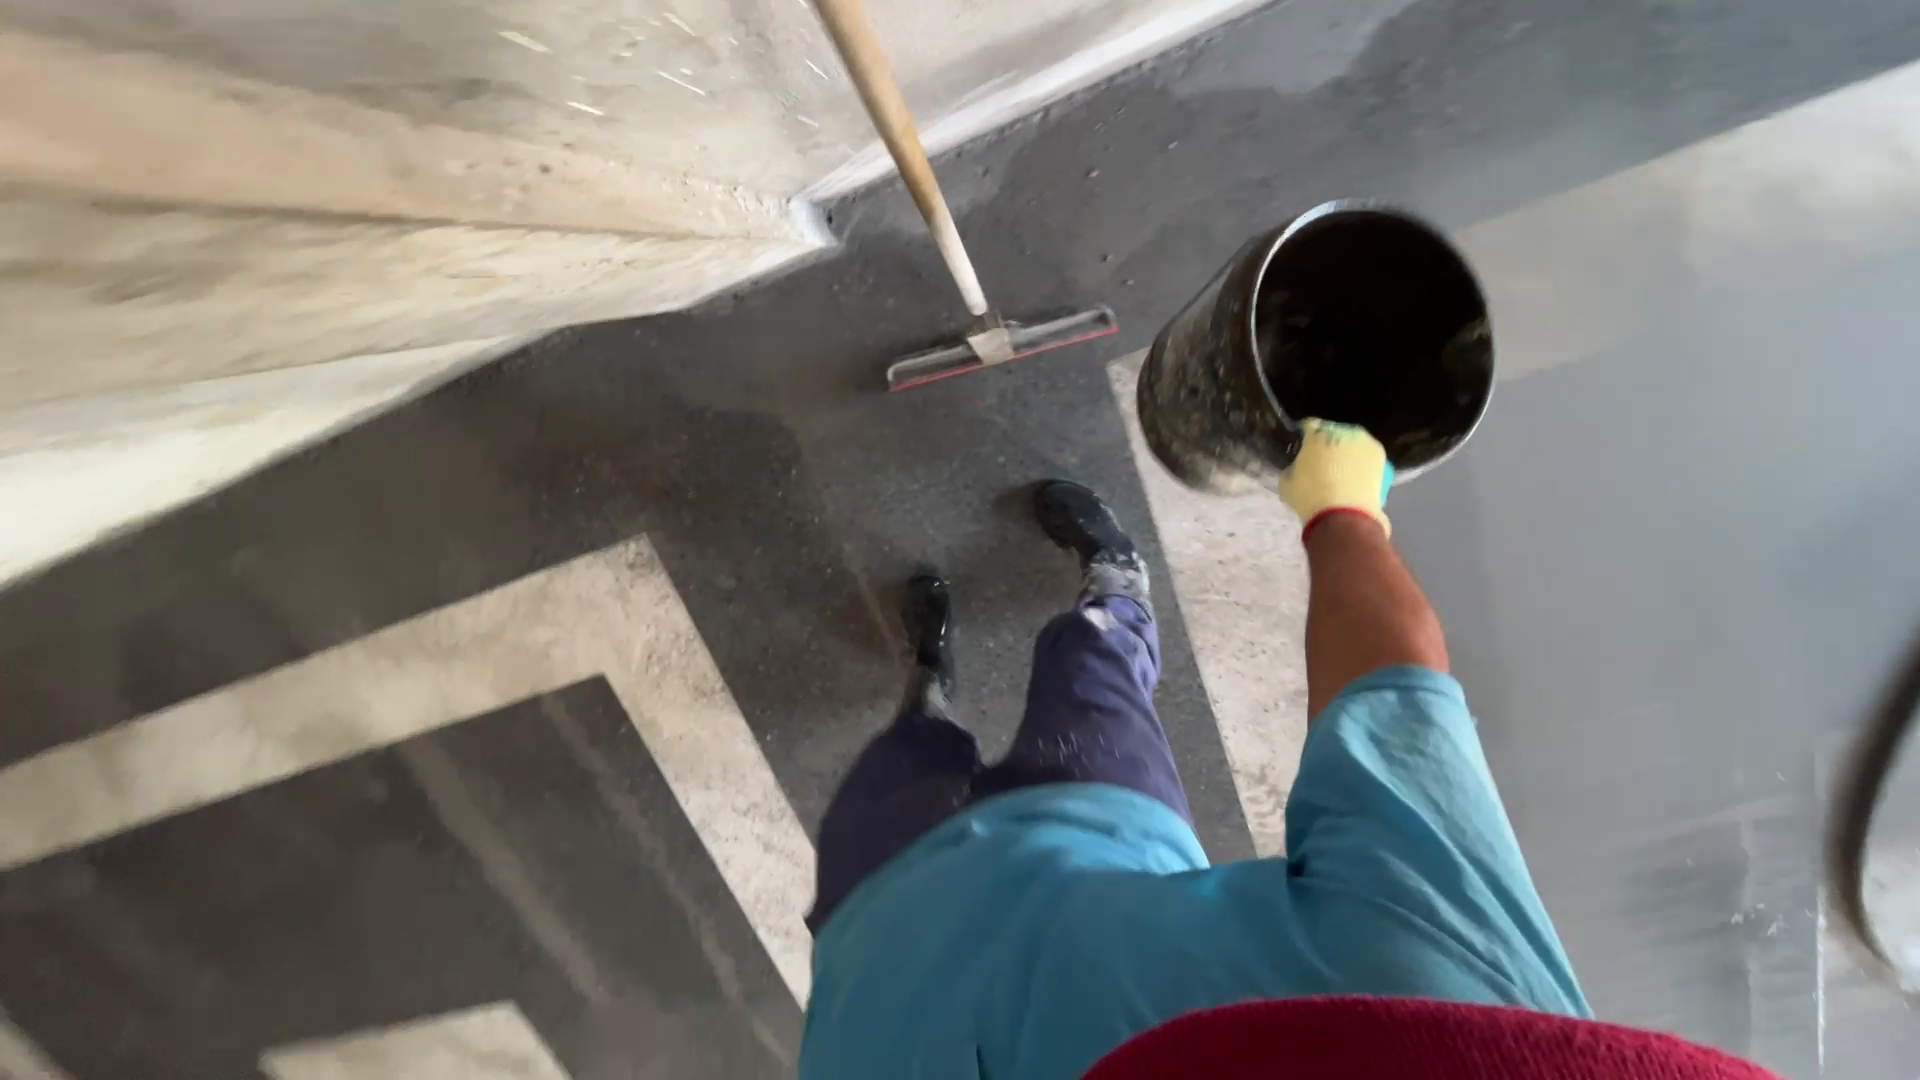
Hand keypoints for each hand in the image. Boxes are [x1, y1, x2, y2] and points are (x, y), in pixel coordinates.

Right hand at [1277, 419, 1394, 538]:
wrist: (1343, 516)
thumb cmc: (1309, 497)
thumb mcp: (1287, 482)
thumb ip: (1293, 468)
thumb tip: (1298, 467)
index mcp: (1317, 434)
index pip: (1309, 425)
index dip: (1304, 435)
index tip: (1301, 446)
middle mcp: (1344, 431)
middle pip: (1334, 431)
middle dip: (1327, 443)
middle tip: (1321, 460)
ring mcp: (1366, 444)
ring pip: (1353, 442)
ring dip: (1347, 451)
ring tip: (1341, 470)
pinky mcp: (1382, 458)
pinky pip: (1367, 456)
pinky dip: (1362, 463)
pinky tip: (1356, 477)